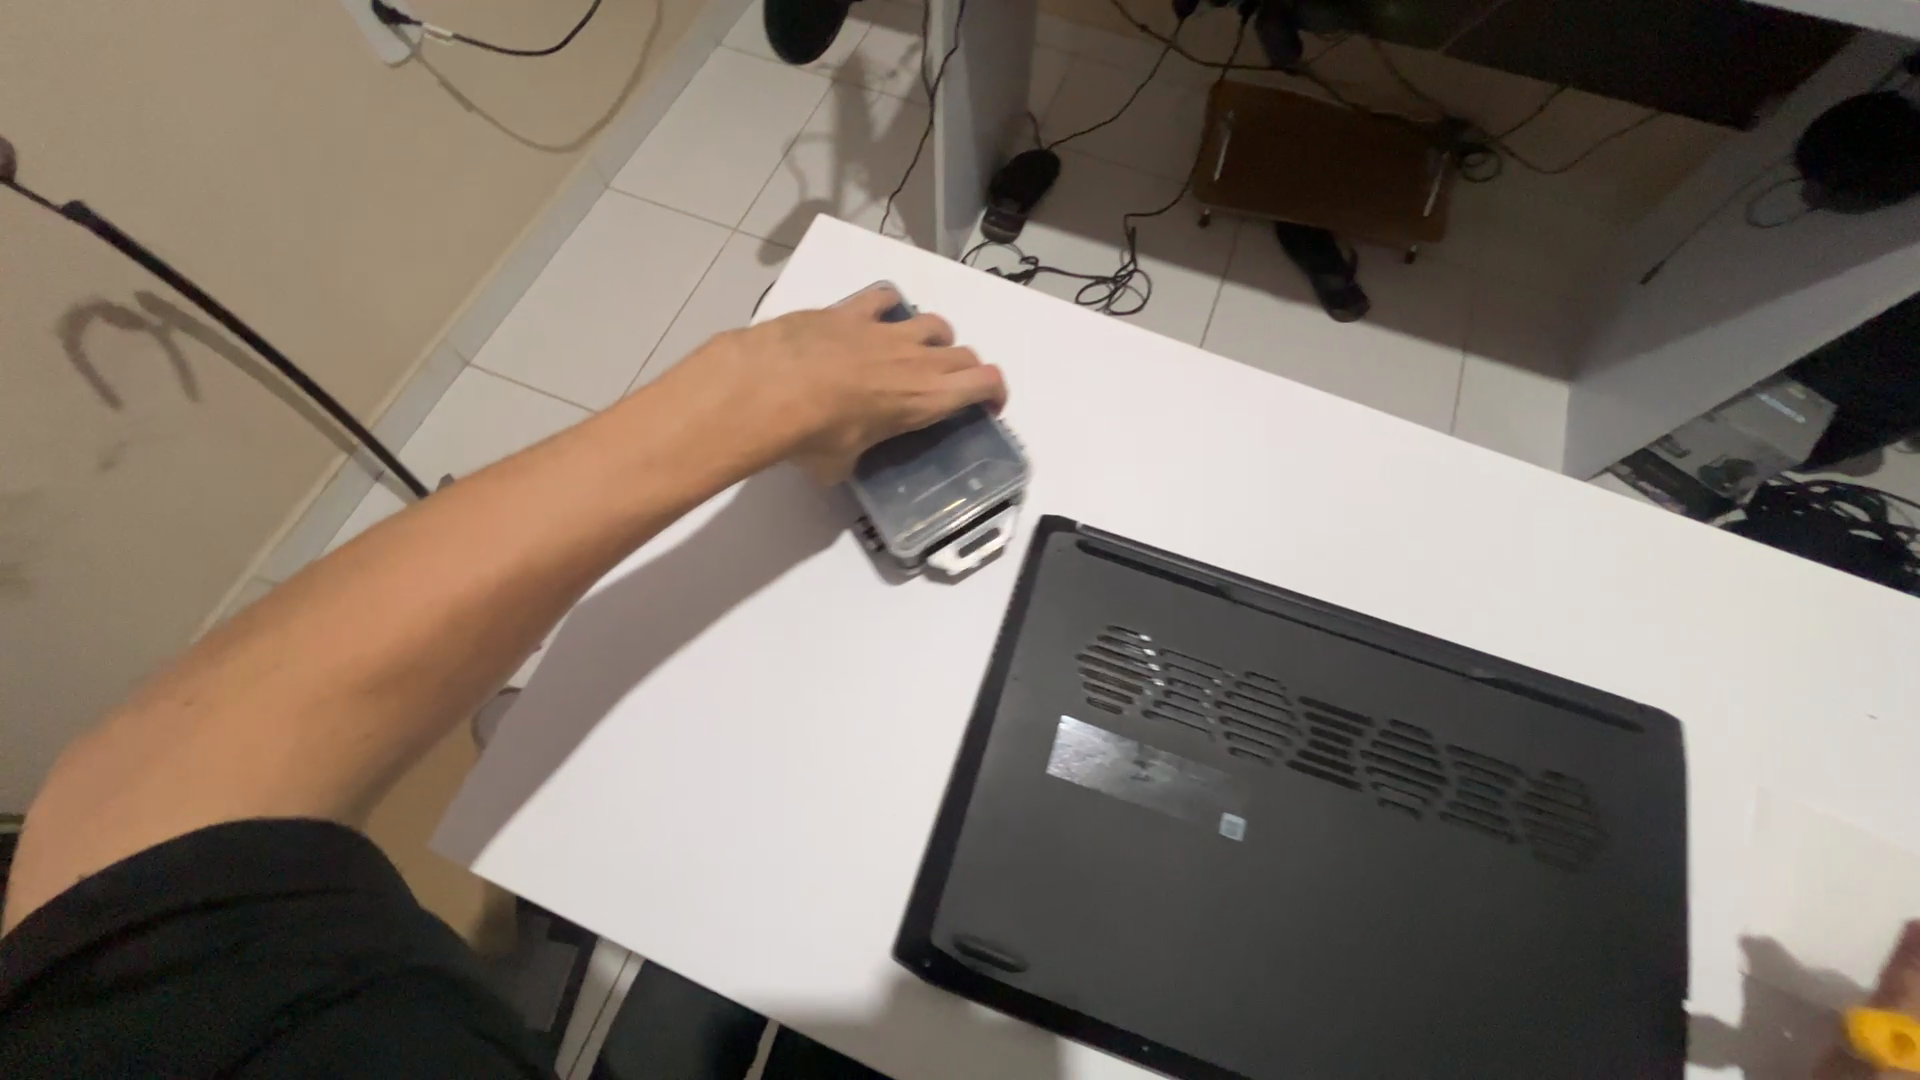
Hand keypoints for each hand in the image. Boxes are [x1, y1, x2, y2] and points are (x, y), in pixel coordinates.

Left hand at [682, 285, 1006, 482]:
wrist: (767, 387)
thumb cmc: (813, 436)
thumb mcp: (840, 464)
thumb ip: (851, 460)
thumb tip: (834, 466)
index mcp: (925, 400)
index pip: (985, 383)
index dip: (995, 392)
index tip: (988, 406)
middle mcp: (916, 360)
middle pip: (964, 354)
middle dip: (965, 371)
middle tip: (948, 389)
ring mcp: (884, 330)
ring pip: (933, 323)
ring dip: (935, 338)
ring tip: (918, 353)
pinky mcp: (850, 310)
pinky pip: (884, 298)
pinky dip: (888, 307)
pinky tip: (876, 319)